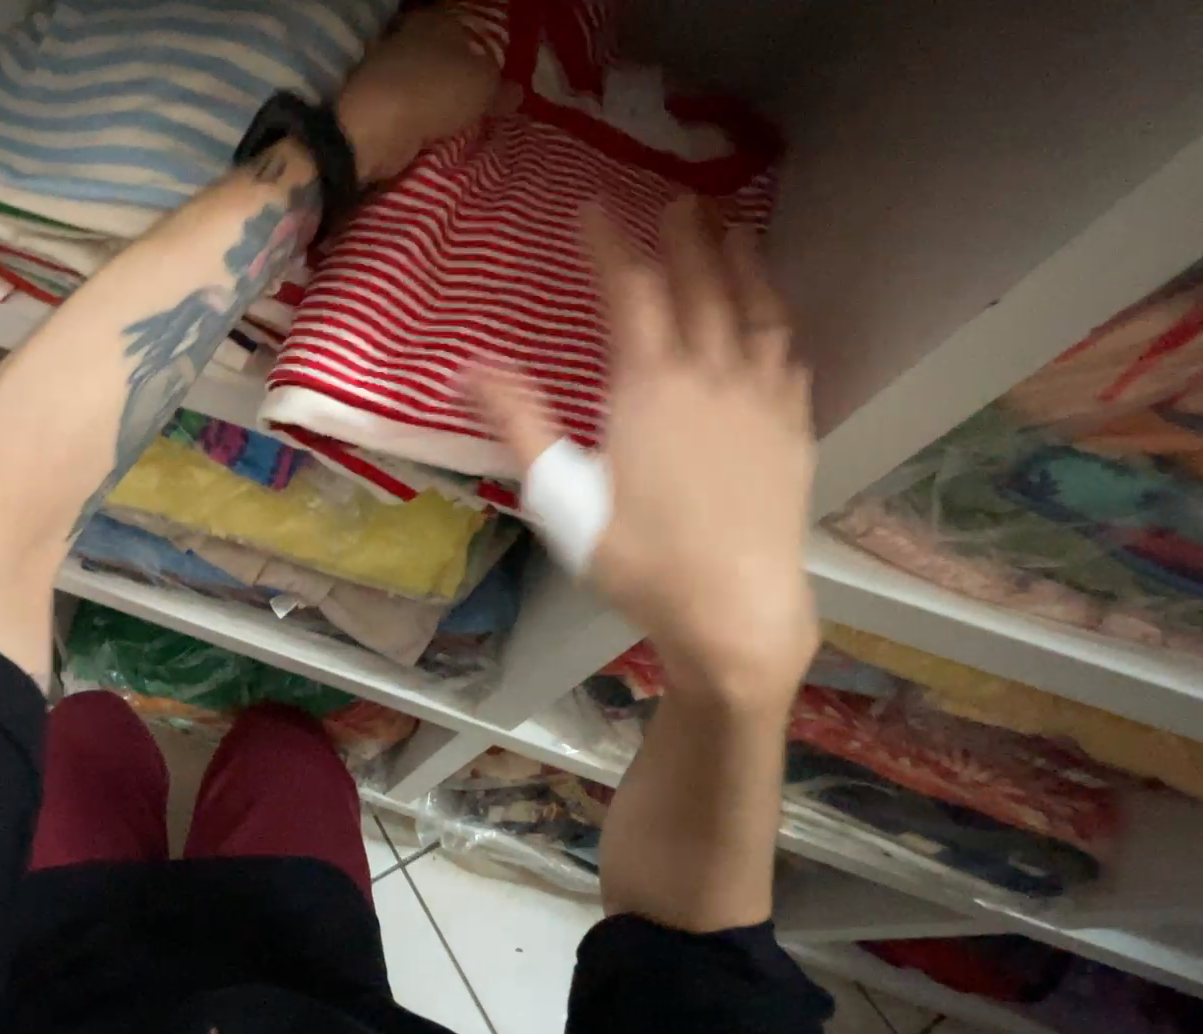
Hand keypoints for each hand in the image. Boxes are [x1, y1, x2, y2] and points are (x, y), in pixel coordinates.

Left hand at [336, 6, 501, 181]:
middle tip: (475, 115)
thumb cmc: (434, 91)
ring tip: (453, 134)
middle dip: (455, 87)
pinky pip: (403, 116)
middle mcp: (406, 40)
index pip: (465, 34)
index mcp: (436, 22)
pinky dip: (413, 128)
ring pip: (419, 91)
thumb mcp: (482, 87)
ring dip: (433, 110)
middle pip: (440, 63)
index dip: (480, 59)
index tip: (491, 88)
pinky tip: (427, 143)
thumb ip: (500, 90)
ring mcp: (383, 75)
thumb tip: (516, 94)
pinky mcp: (370, 108)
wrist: (375, 128)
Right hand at [472, 198, 818, 710]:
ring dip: (741, 262)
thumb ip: (517, 423)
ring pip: (755, 309)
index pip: (629, 293)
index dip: (610, 246)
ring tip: (734, 228)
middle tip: (676, 197)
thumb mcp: (558, 494)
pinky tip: (770, 316)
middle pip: (699, 286)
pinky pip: (788, 352)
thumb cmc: (634, 556)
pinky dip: (775, 317)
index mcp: (648, 388)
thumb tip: (467, 372)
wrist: (731, 609)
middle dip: (683, 237)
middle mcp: (711, 375)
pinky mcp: (793, 426)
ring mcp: (762, 398)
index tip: (593, 210)